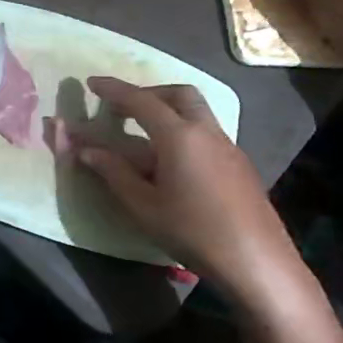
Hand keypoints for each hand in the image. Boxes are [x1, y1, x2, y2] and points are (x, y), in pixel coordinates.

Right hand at [63, 77, 298, 295]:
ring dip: (165, 110)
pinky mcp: (236, 164)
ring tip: (139, 132)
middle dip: (147, 93)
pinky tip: (166, 160)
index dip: (114, 90)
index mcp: (179, 137)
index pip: (141, 102)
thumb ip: (113, 172)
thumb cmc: (191, 230)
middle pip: (178, 94)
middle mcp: (206, 132)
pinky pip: (204, 131)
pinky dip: (179, 130)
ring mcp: (226, 146)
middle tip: (121, 108)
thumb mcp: (142, 204)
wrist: (255, 260)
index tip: (92, 83)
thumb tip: (87, 150)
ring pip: (195, 111)